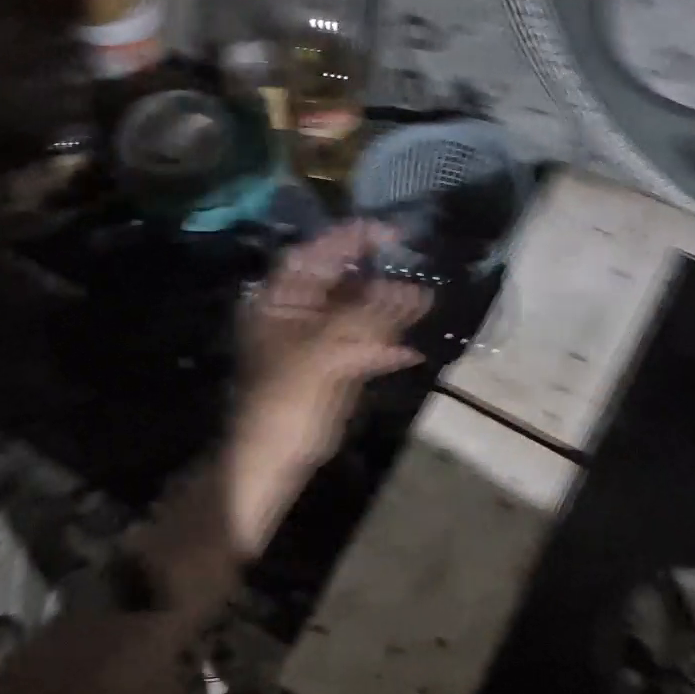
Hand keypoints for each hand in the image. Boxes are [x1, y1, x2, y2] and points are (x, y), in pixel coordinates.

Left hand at [220, 222, 430, 551]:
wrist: (270, 460)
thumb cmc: (289, 400)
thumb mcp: (329, 351)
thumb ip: (372, 317)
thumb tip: (417, 289)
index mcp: (280, 301)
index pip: (316, 255)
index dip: (351, 238)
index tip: (393, 234)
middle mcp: (293, 316)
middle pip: (338, 285)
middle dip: (378, 278)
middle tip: (416, 267)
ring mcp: (309, 344)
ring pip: (352, 317)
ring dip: (386, 312)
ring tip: (423, 304)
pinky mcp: (325, 371)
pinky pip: (357, 349)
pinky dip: (380, 349)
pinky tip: (409, 353)